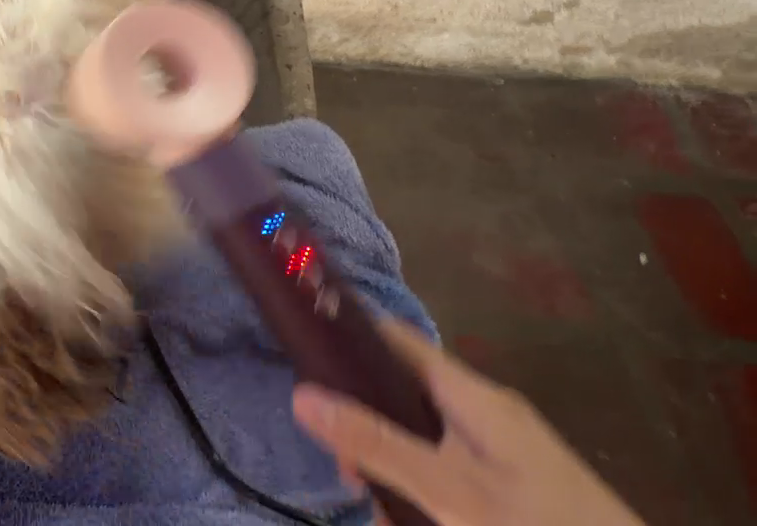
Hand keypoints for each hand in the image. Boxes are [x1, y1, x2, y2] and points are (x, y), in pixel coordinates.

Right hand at [292, 318, 644, 525]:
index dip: (344, 331)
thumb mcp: (451, 491)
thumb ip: (376, 442)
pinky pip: (443, 463)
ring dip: (387, 461)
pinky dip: (417, 483)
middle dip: (360, 420)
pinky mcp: (512, 480)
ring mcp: (501, 446)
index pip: (392, 336)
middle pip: (398, 388)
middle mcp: (483, 408)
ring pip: (417, 433)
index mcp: (470, 393)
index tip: (300, 346)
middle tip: (342, 462)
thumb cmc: (541, 524)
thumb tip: (298, 393)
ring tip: (374, 500)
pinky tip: (407, 514)